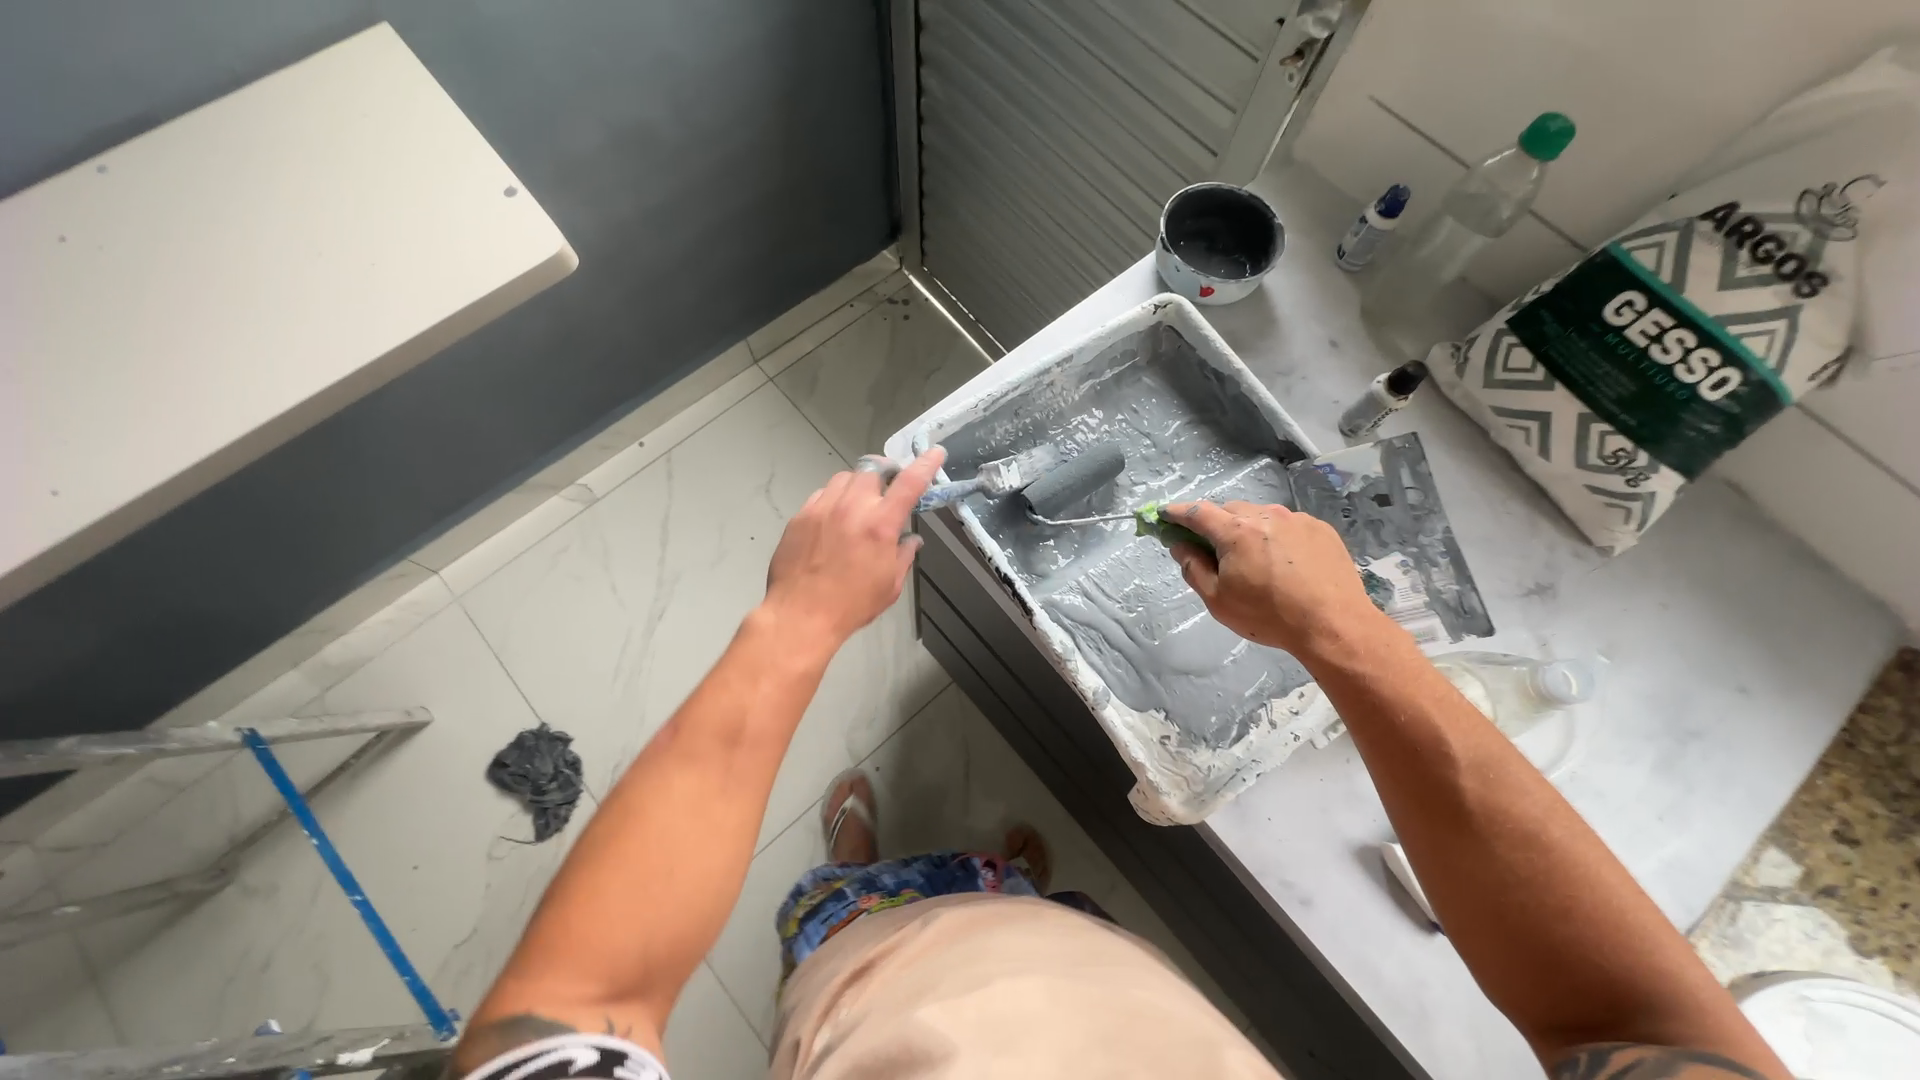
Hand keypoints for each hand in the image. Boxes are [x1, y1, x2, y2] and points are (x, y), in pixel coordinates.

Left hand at [763, 447, 945, 643]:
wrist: (801, 614)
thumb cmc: (852, 605)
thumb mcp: (890, 585)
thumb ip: (903, 556)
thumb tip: (910, 541)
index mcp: (880, 525)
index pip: (909, 483)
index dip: (925, 464)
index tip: (935, 453)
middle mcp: (852, 507)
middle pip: (872, 469)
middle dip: (884, 472)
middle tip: (888, 486)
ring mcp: (822, 508)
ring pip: (844, 478)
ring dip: (858, 484)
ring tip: (859, 503)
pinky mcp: (800, 516)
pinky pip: (821, 494)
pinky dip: (833, 499)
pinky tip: (834, 519)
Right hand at [1164, 500, 1383, 657]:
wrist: (1333, 624)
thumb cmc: (1269, 615)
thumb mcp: (1218, 600)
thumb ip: (1194, 568)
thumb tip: (1180, 546)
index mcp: (1235, 532)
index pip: (1197, 512)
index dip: (1177, 512)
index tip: (1164, 515)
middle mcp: (1266, 515)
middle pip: (1230, 510)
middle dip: (1215, 524)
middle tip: (1212, 549)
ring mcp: (1297, 520)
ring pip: (1260, 516)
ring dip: (1248, 529)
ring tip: (1253, 559)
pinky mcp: (1321, 529)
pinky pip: (1288, 525)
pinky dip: (1277, 536)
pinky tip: (1284, 562)